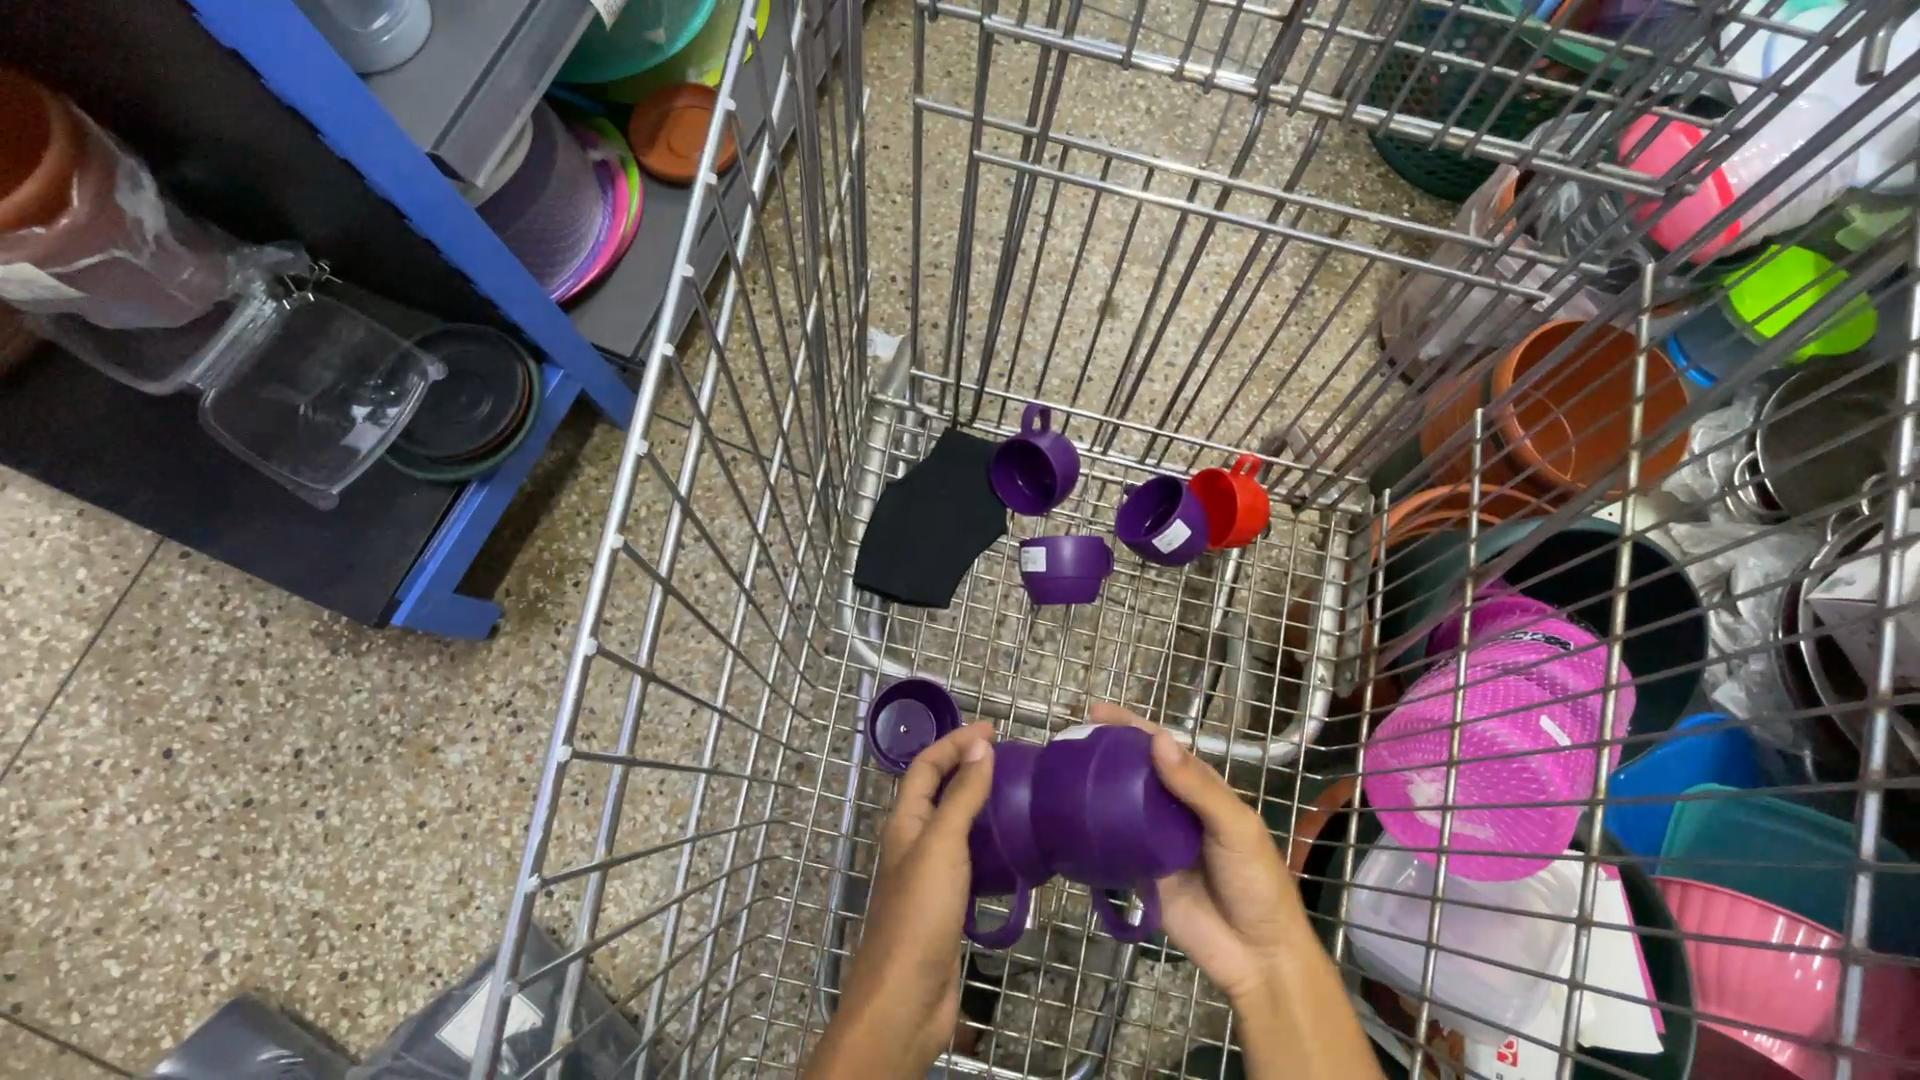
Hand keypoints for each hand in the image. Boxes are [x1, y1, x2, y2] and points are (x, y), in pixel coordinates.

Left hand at [805, 722, 995, 1079]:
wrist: (906, 998)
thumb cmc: (919, 914)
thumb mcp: (941, 845)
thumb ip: (961, 796)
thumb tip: (979, 746)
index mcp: (903, 823)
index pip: (925, 767)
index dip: (953, 743)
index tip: (991, 729)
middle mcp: (913, 843)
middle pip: (938, 793)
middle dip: (967, 768)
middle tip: (1009, 758)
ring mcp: (929, 876)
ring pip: (954, 827)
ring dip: (980, 806)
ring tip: (1018, 796)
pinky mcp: (948, 906)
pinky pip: (969, 862)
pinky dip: (989, 847)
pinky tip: (1015, 852)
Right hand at [1085, 704, 1311, 1002]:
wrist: (1257, 956)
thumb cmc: (1256, 882)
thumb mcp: (1235, 828)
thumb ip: (1198, 787)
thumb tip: (1159, 741)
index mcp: (1200, 789)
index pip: (1161, 748)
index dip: (1130, 727)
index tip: (1095, 712)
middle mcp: (1173, 809)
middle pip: (1133, 773)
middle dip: (1103, 754)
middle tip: (1066, 743)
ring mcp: (1154, 841)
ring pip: (1118, 806)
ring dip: (1093, 790)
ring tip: (1058, 775)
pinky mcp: (1139, 874)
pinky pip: (1111, 847)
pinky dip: (1091, 833)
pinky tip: (1065, 821)